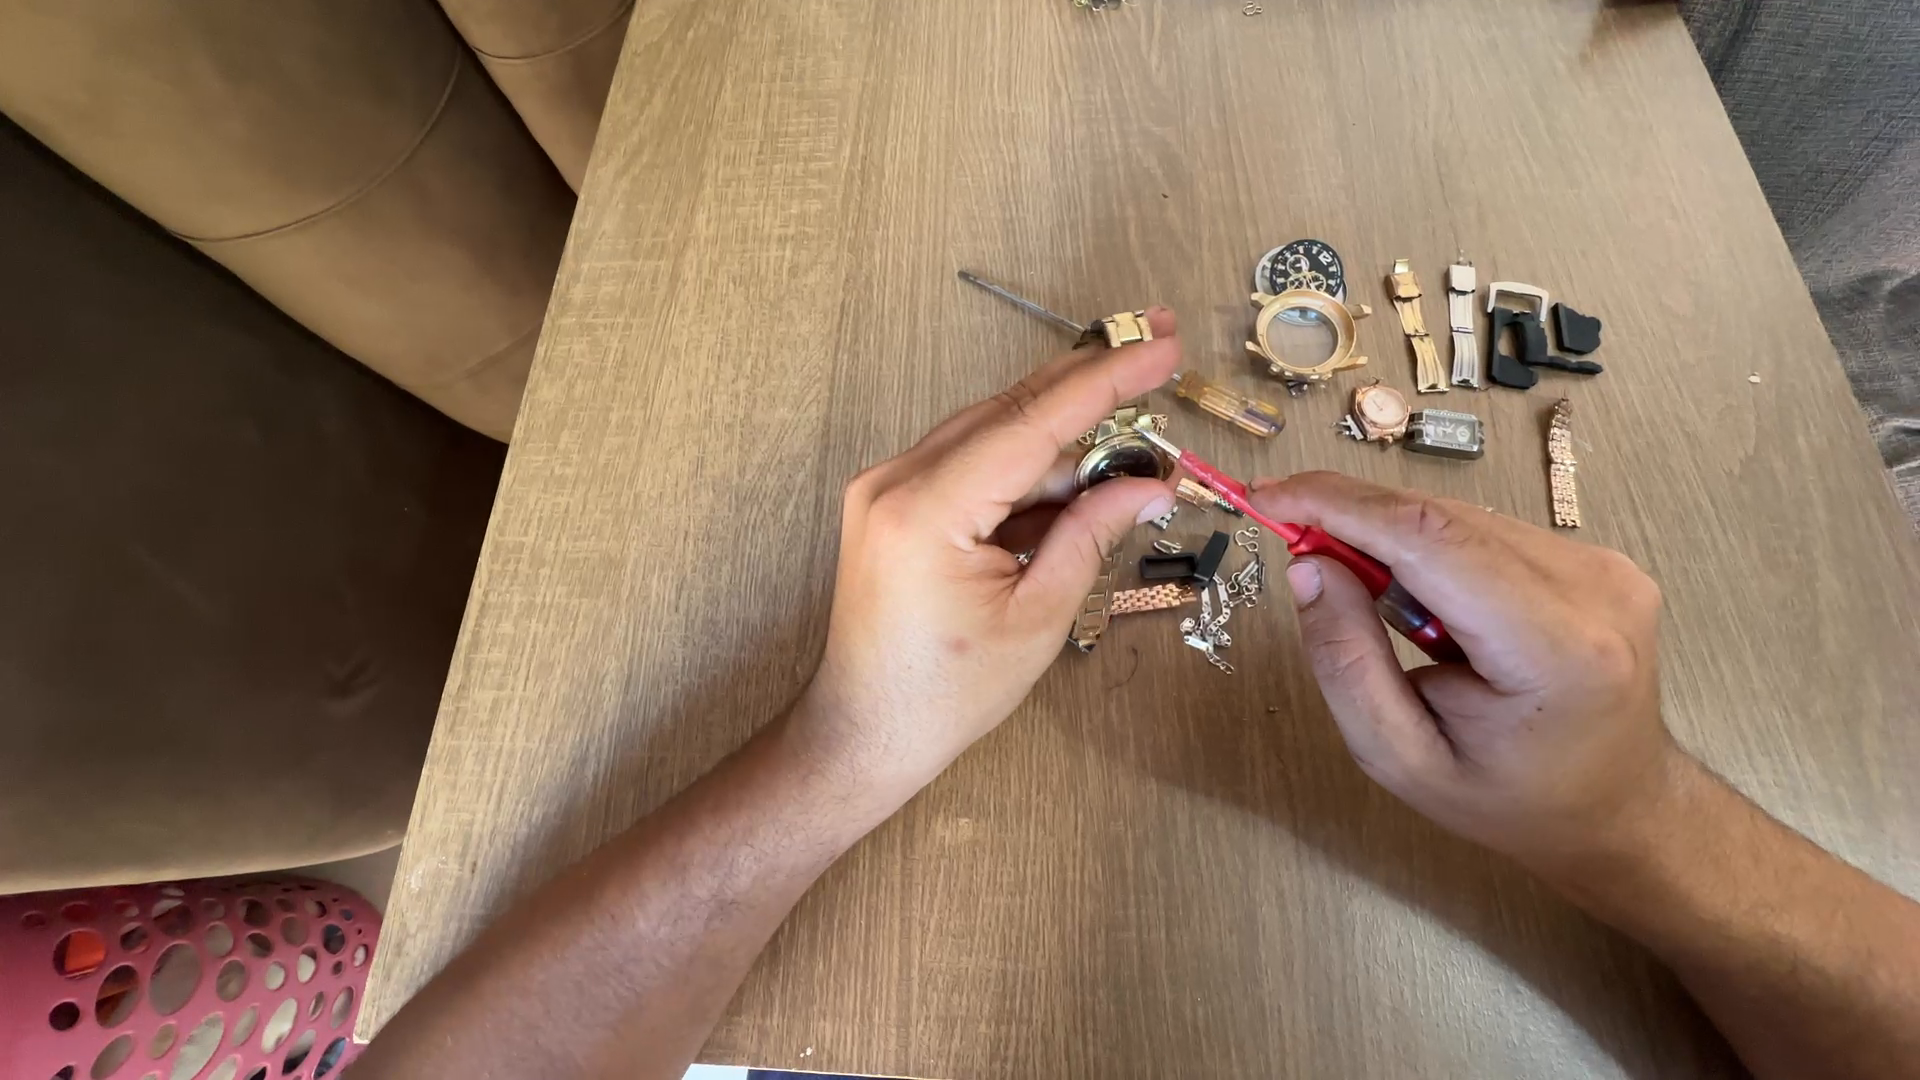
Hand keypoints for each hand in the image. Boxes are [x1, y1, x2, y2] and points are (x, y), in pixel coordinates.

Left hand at [796, 310, 1181, 789]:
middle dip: (1087, 383)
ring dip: (1060, 435)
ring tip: (1127, 449)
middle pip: (1008, 410)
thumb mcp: (1037, 617)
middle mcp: (896, 478)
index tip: (1162, 347)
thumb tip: (1148, 486)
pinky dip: (1024, 468)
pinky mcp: (892, 500)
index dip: (1106, 381)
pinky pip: (970, 463)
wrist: (865, 728)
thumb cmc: (948, 693)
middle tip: (1156, 350)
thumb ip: (1090, 535)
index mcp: (928, 508)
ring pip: (991, 432)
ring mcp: (887, 485)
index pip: (1032, 421)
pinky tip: (1074, 480)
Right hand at [1248, 471, 1678, 876]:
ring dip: (1380, 531)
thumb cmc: (1502, 798)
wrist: (1617, 809)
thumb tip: (1308, 566)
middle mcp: (1592, 588)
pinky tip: (1402, 589)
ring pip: (1452, 516)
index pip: (1428, 540)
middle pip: (1437, 518)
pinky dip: (1416, 544)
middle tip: (1283, 532)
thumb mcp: (1395, 753)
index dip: (1338, 505)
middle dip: (1346, 513)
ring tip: (1346, 580)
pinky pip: (1475, 529)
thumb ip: (1345, 660)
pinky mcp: (1591, 560)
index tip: (1266, 496)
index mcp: (1553, 649)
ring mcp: (1601, 566)